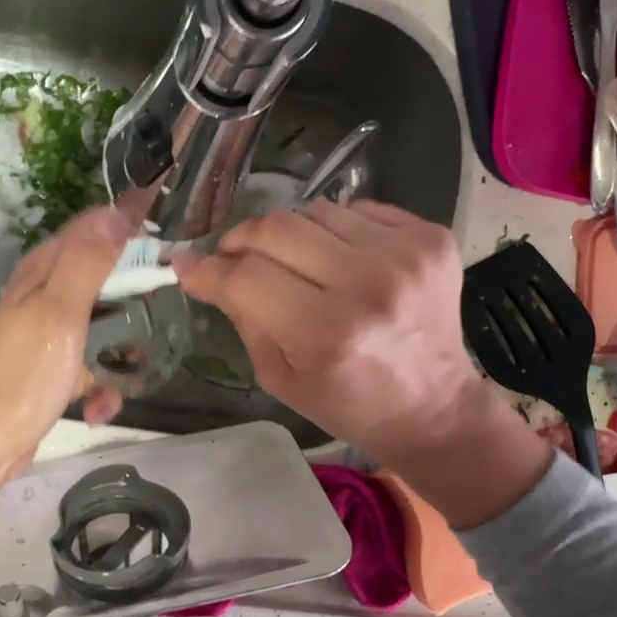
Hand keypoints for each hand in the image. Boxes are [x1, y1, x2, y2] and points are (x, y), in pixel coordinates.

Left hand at [0, 205, 131, 471]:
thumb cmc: (23, 377)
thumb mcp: (59, 313)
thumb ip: (88, 262)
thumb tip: (120, 210)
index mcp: (45, 270)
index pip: (98, 228)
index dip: (135, 236)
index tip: (169, 258)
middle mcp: (47, 295)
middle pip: (110, 283)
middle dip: (136, 311)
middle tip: (152, 334)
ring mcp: (51, 336)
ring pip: (107, 330)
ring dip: (120, 359)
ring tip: (123, 383)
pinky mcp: (55, 371)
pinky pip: (93, 369)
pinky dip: (100, 389)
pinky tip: (97, 410)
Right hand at [175, 199, 550, 526]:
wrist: (432, 405)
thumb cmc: (347, 404)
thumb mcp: (280, 377)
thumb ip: (245, 318)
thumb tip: (205, 270)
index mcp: (325, 333)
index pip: (246, 277)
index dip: (208, 269)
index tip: (185, 265)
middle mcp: (368, 283)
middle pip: (277, 229)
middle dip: (241, 241)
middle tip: (232, 258)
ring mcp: (405, 254)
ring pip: (316, 211)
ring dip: (290, 235)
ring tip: (291, 265)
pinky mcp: (430, 236)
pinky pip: (358, 211)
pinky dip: (334, 231)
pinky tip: (336, 262)